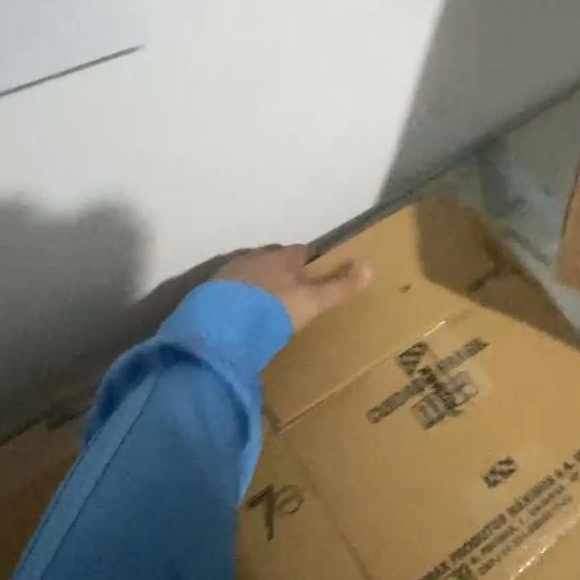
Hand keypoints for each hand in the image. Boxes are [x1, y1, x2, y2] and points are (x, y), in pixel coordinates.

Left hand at [214, 245, 371, 331]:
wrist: (221, 328)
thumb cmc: (275, 310)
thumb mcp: (314, 301)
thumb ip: (340, 286)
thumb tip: (370, 266)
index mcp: (283, 258)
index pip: (302, 251)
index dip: (311, 261)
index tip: (316, 272)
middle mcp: (256, 258)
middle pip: (273, 258)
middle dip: (282, 270)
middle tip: (290, 290)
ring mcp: (230, 273)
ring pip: (249, 271)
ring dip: (257, 282)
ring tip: (263, 303)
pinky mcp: (208, 291)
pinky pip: (228, 289)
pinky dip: (236, 297)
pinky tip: (238, 313)